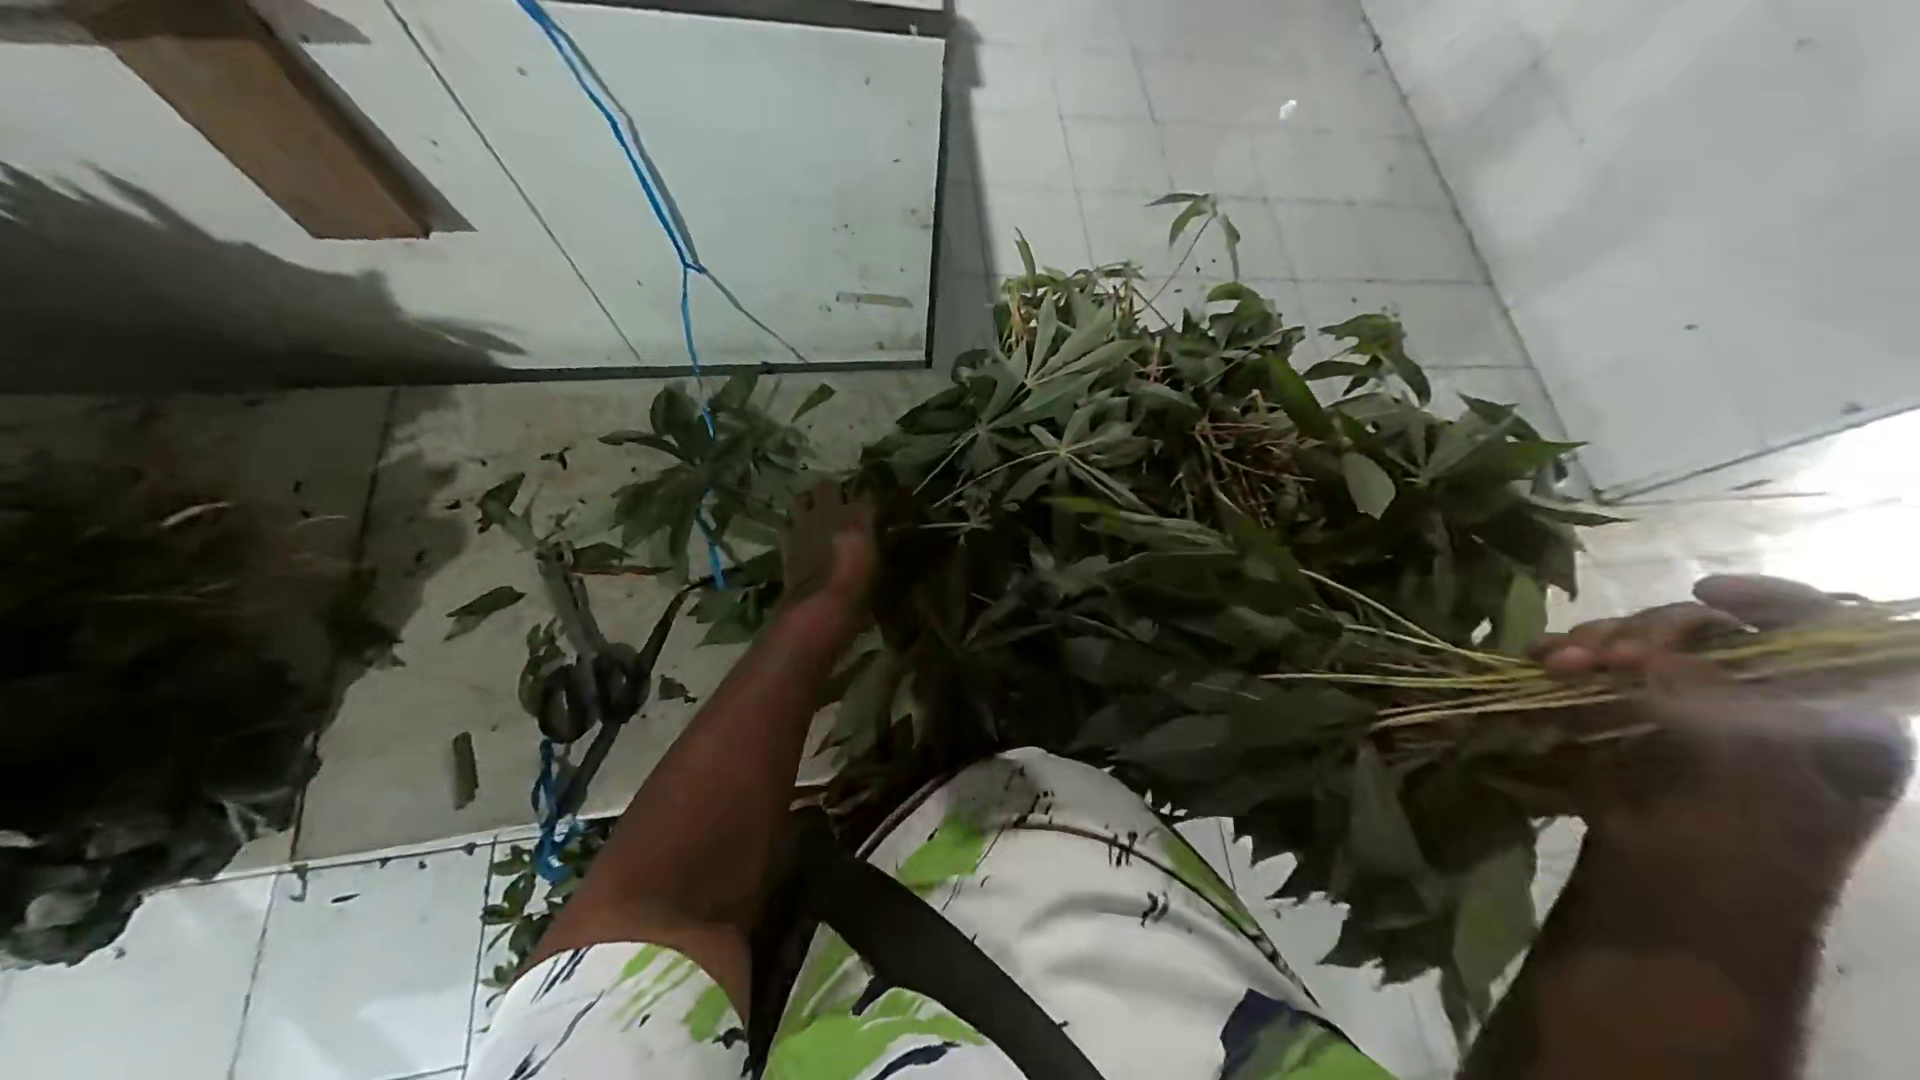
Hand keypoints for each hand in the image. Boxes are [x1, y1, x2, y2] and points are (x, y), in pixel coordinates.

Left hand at [778, 480, 876, 633]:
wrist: (821, 603)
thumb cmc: (860, 587)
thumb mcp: (881, 565)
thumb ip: (878, 544)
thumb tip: (880, 538)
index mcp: (859, 515)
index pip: (866, 493)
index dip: (868, 499)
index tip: (871, 508)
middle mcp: (830, 511)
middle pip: (827, 485)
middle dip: (832, 492)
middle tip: (838, 506)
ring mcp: (804, 522)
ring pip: (800, 498)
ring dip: (807, 504)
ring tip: (813, 515)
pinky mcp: (786, 538)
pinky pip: (787, 523)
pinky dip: (793, 528)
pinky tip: (799, 536)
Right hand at [1533, 575, 1911, 876]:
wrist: (1668, 901)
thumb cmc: (1740, 858)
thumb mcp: (1757, 791)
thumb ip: (1722, 716)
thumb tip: (1655, 658)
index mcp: (1830, 716)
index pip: (1819, 634)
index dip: (1773, 603)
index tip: (1707, 592)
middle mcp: (1757, 698)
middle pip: (1709, 632)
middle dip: (1651, 632)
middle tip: (1608, 655)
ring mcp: (1682, 701)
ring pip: (1642, 642)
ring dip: (1595, 643)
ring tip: (1556, 662)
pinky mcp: (1623, 709)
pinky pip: (1595, 665)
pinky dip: (1564, 656)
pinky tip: (1540, 659)